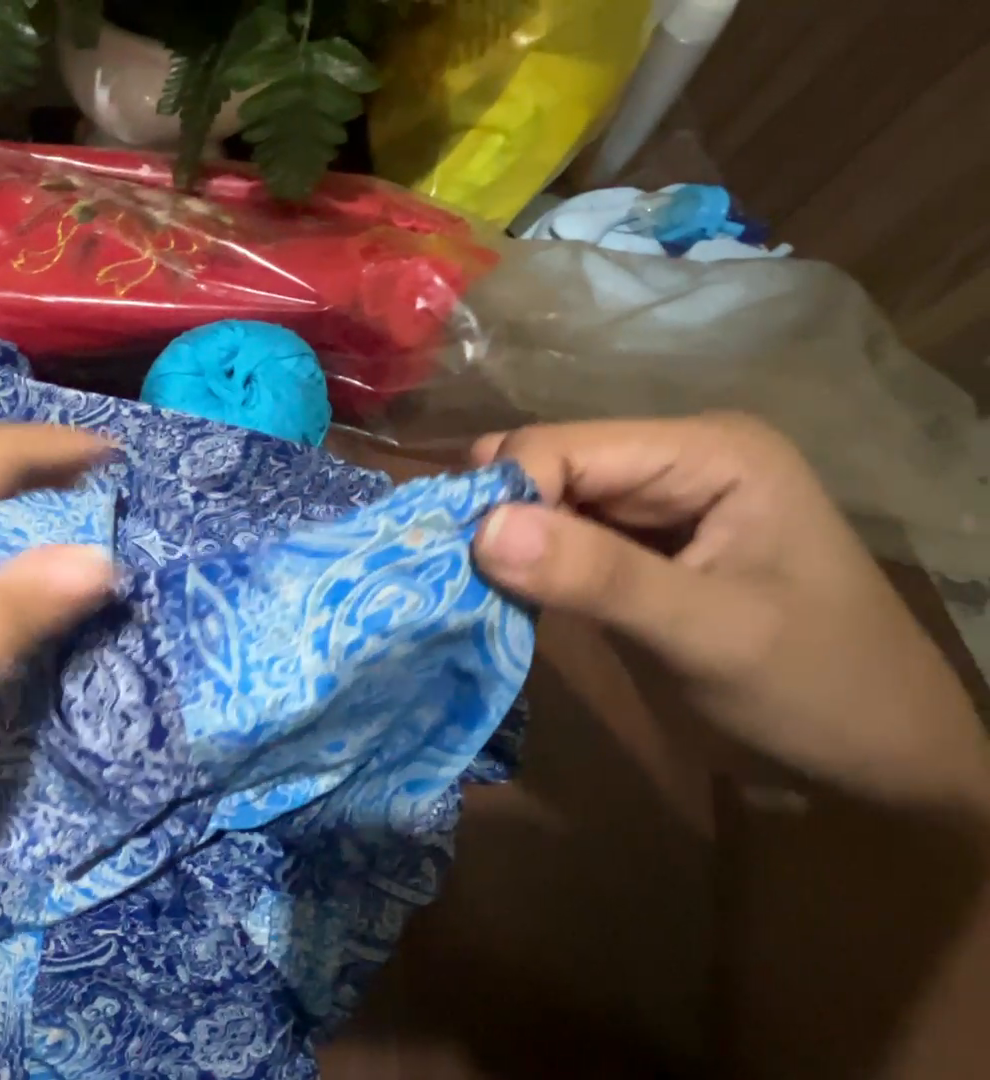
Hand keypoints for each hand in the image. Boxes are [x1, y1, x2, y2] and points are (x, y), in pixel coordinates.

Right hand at [471, 414, 987, 819]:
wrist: (876, 762)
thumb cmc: (819, 692)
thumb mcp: (712, 635)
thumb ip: (599, 576)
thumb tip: (480, 530)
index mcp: (707, 453)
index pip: (561, 447)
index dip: (502, 496)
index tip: (461, 566)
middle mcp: (668, 463)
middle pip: (537, 467)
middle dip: (490, 518)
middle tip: (455, 582)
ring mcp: (645, 506)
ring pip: (530, 504)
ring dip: (494, 547)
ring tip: (467, 595)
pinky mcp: (624, 549)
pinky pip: (544, 539)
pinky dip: (512, 569)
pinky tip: (496, 600)